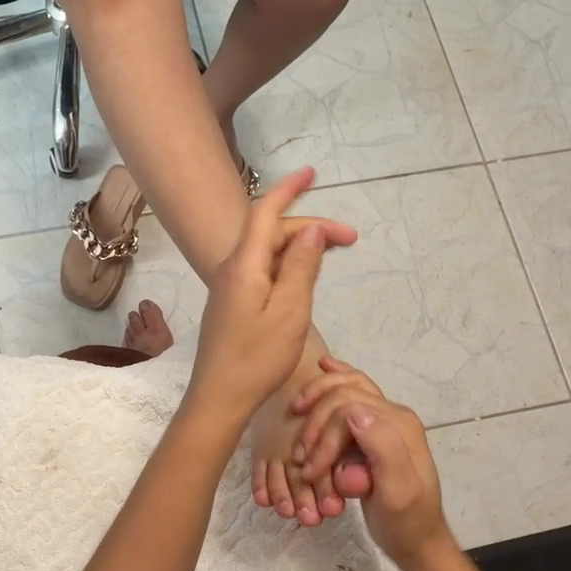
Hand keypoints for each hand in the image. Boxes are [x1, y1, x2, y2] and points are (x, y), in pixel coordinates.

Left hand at [188, 168, 355, 421]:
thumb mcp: (289, 312)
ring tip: (335, 254)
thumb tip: (312, 230)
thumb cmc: (256, 359)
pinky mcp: (232, 304)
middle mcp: (232, 269)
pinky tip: (305, 278)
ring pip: (268, 252)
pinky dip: (287, 265)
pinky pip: (262, 271)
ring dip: (301, 246)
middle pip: (271, 232)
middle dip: (311, 226)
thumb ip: (301, 268)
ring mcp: (230, 287)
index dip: (289, 189)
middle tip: (351, 241)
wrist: (218, 398)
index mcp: (244, 265)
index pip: (266, 212)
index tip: (313, 172)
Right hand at [291, 359, 452, 565]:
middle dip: (315, 428)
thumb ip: (382, 448)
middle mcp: (394, 414)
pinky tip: (324, 366)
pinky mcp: (374, 430)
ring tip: (302, 438)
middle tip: (302, 462)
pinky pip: (352, 393)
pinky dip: (335, 380)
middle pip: (342, 396)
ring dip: (316, 409)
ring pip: (343, 391)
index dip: (322, 436)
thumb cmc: (405, 521)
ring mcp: (384, 420)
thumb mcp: (397, 492)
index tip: (310, 471)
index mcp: (399, 425)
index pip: (347, 409)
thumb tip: (354, 412)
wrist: (417, 540)